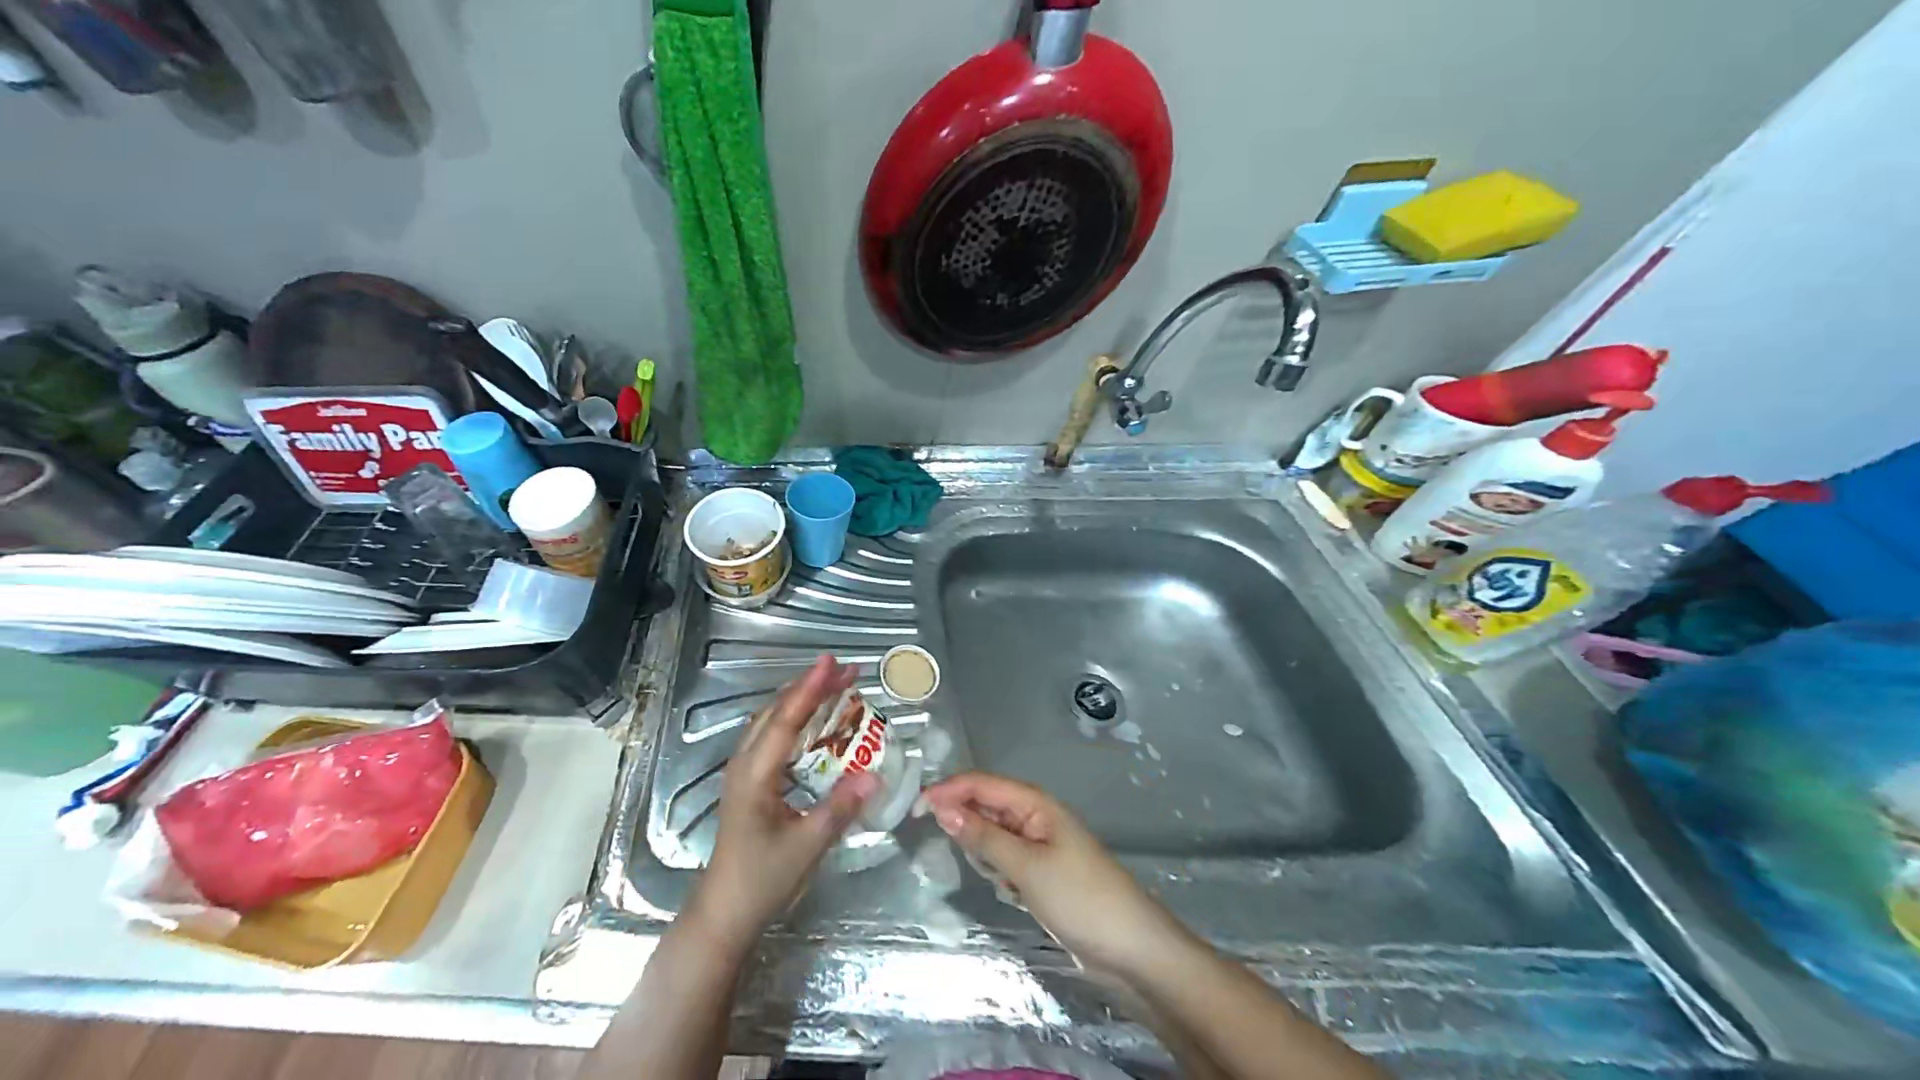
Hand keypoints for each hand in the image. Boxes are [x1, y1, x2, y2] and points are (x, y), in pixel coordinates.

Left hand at [685, 656, 878, 950]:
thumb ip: (841, 808)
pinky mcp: (750, 781)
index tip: (832, 662)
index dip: (810, 689)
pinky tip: (818, 722)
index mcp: (755, 774)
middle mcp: (744, 763)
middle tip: (846, 670)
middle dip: (811, 686)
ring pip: (773, 720)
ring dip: (803, 699)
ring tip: (836, 685)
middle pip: (777, 711)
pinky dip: (797, 719)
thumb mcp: (807, 846)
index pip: (785, 720)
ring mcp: (744, 771)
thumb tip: (875, 776)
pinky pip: (773, 736)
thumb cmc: (762, 880)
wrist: (725, 912)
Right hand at [921, 772, 1185, 977]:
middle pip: (987, 804)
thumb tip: (942, 807)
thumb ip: (983, 837)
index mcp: (1036, 804)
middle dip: (960, 814)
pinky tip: (1001, 887)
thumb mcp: (1026, 866)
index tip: (914, 807)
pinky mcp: (1042, 875)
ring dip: (979, 846)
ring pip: (994, 834)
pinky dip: (996, 869)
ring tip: (973, 865)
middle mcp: (1036, 818)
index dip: (949, 789)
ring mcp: (1040, 847)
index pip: (983, 783)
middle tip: (925, 833)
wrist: (1132, 950)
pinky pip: (1007, 860)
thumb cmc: (1080, 898)